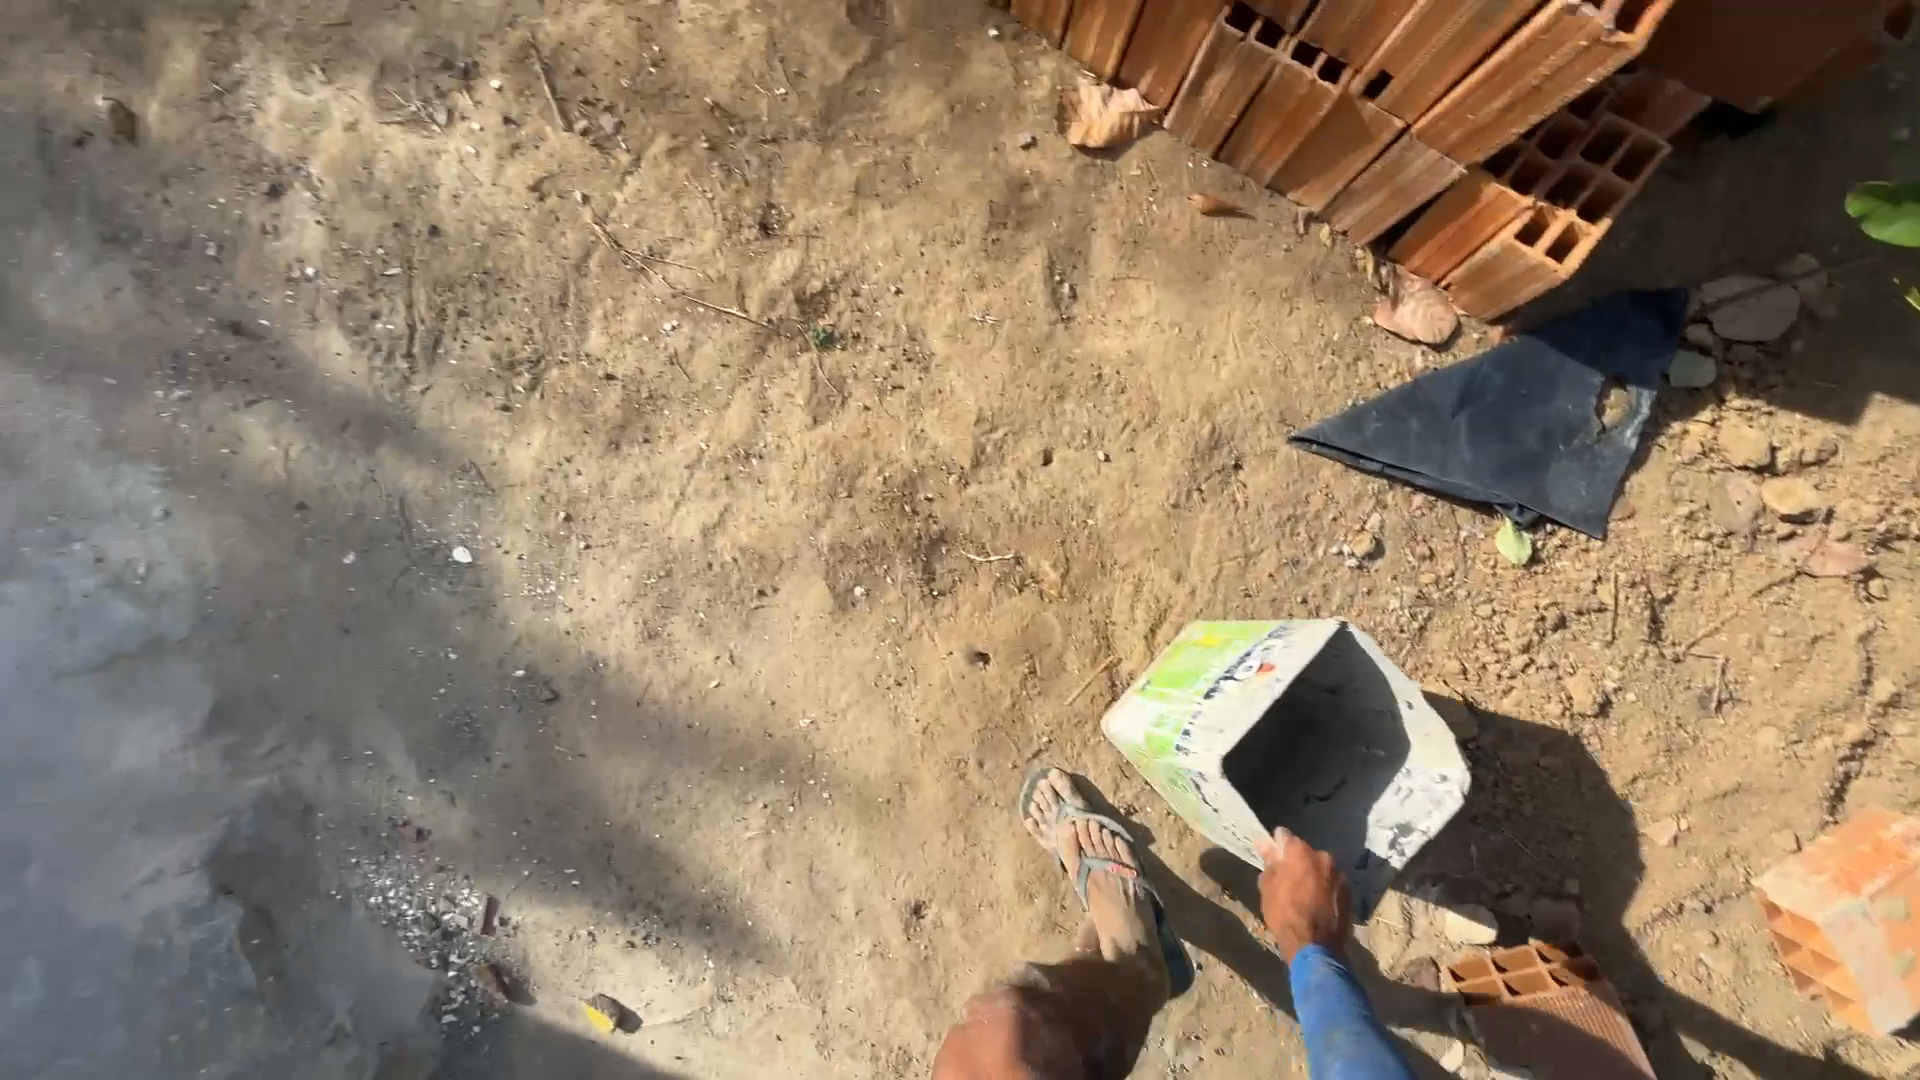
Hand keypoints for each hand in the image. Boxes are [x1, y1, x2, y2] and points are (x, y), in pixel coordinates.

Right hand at [1254, 826, 1351, 962]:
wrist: (1316, 948)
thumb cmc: (1285, 914)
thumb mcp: (1268, 887)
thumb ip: (1269, 862)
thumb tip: (1265, 844)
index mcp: (1300, 851)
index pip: (1283, 836)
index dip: (1275, 846)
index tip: (1270, 857)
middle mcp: (1322, 857)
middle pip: (1304, 851)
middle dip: (1295, 860)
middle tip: (1286, 877)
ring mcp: (1339, 875)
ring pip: (1319, 867)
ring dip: (1311, 874)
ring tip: (1302, 892)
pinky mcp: (1349, 892)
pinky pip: (1331, 882)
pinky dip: (1323, 887)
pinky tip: (1315, 902)